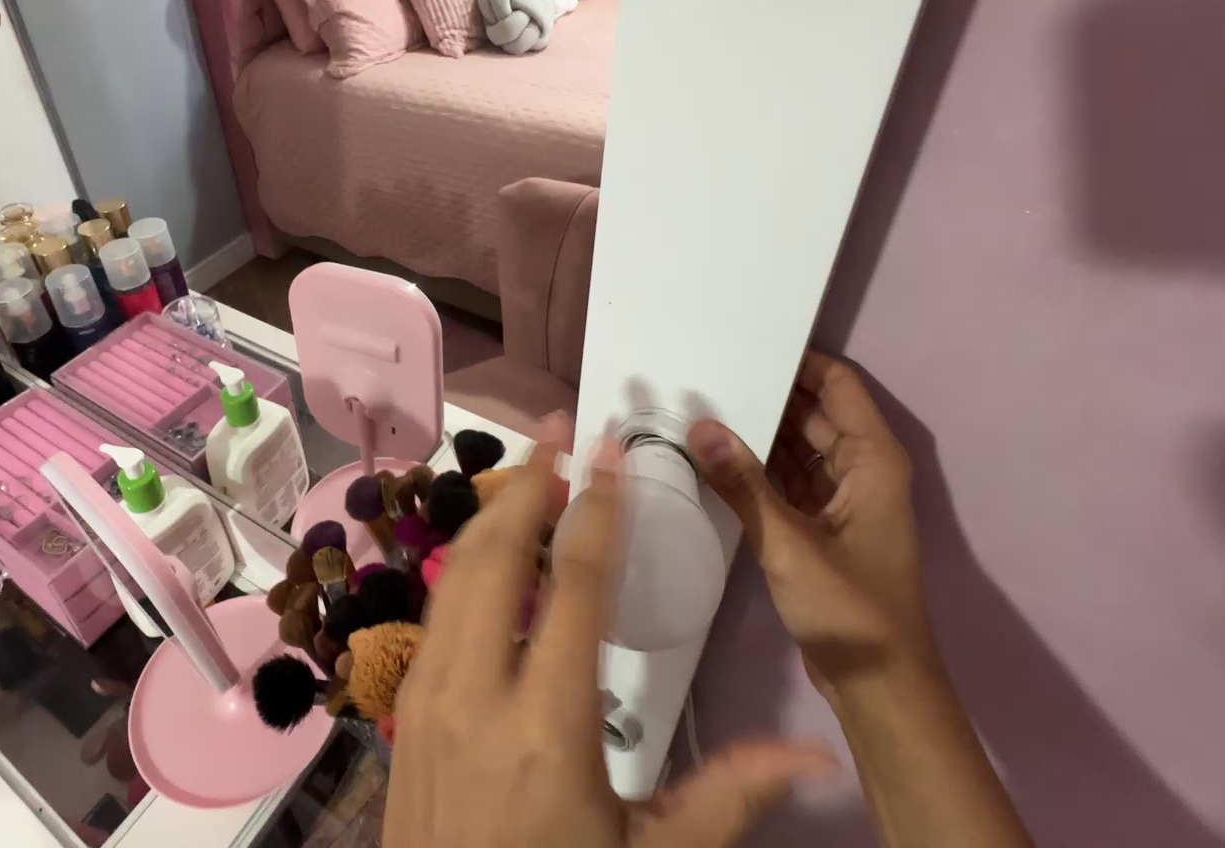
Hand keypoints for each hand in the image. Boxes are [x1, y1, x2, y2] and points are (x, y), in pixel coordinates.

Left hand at [388, 416, 837, 847]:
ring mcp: (428, 692)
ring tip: (529, 467)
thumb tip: (819, 753)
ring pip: (457, 571)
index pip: (574, 583)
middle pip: (496, 553)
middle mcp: (476, 690)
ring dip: (493, 511)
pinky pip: (439, 608)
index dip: (596, 507)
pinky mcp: (406, 704)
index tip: (608, 449)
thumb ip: (730, 795)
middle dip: (529, 481)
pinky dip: (467, 560)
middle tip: (559, 429)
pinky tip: (493, 546)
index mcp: (549, 725)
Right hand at [689, 350, 935, 693]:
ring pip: (794, 444)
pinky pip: (785, 475)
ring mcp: (838, 496)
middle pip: (811, 410)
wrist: (877, 684)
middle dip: (766, 391)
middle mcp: (859, 468)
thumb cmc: (849, 608)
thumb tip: (699, 425)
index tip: (745, 341)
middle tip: (706, 371)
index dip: (797, 359)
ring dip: (756, 429)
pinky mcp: (818, 522)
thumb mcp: (789, 542)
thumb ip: (743, 482)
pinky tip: (713, 454)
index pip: (837, 384)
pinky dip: (755, 464)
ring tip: (699, 404)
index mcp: (871, 459)